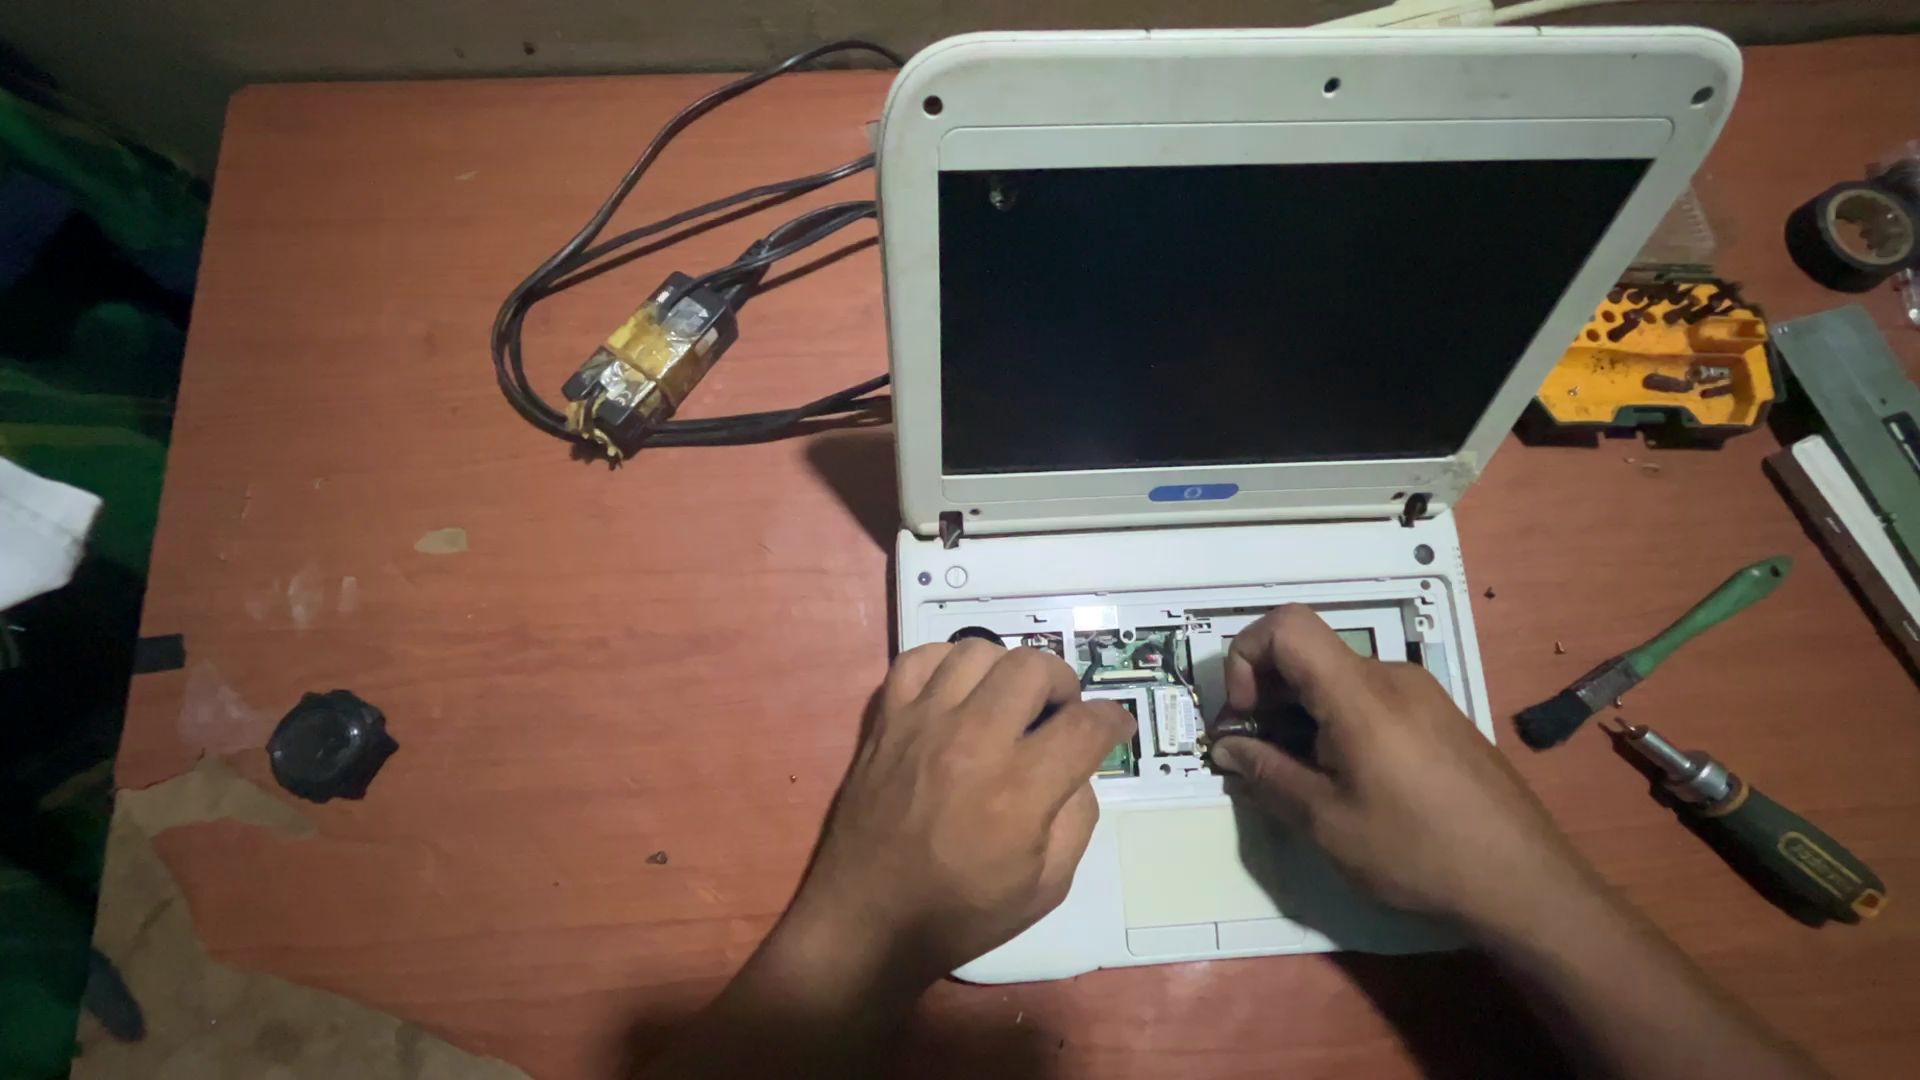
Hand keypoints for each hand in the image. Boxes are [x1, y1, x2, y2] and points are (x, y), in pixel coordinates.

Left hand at [776, 640, 1134, 992]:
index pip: (1085, 725)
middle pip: (1034, 667)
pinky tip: (957, 691)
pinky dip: (946, 663)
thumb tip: (1079, 765)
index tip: (1116, 726)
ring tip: (1009, 700)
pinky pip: (918, 658)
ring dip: (1007, 668)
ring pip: (978, 649)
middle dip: (1064, 684)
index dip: (1114, 720)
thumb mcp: (1047, 887)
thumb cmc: (960, 913)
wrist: (866, 919)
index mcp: (1017, 792)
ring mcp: (922, 722)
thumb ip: (1078, 817)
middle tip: (1060, 713)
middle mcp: (971, 742)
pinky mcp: (886, 719)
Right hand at [1208, 605, 1595, 932]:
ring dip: (1299, 711)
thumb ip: (1266, 773)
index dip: (1246, 656)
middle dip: (1266, 694)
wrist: (1532, 888)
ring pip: (1333, 677)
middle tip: (1260, 753)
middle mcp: (1390, 676)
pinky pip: (1367, 696)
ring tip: (1303, 774)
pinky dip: (1334, 720)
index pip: (1285, 625)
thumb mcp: (1325, 822)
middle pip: (1305, 652)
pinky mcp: (1438, 715)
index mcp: (1359, 693)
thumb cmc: (1420, 853)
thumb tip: (1226, 746)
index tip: (1247, 713)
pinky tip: (1347, 776)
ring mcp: (1419, 693)